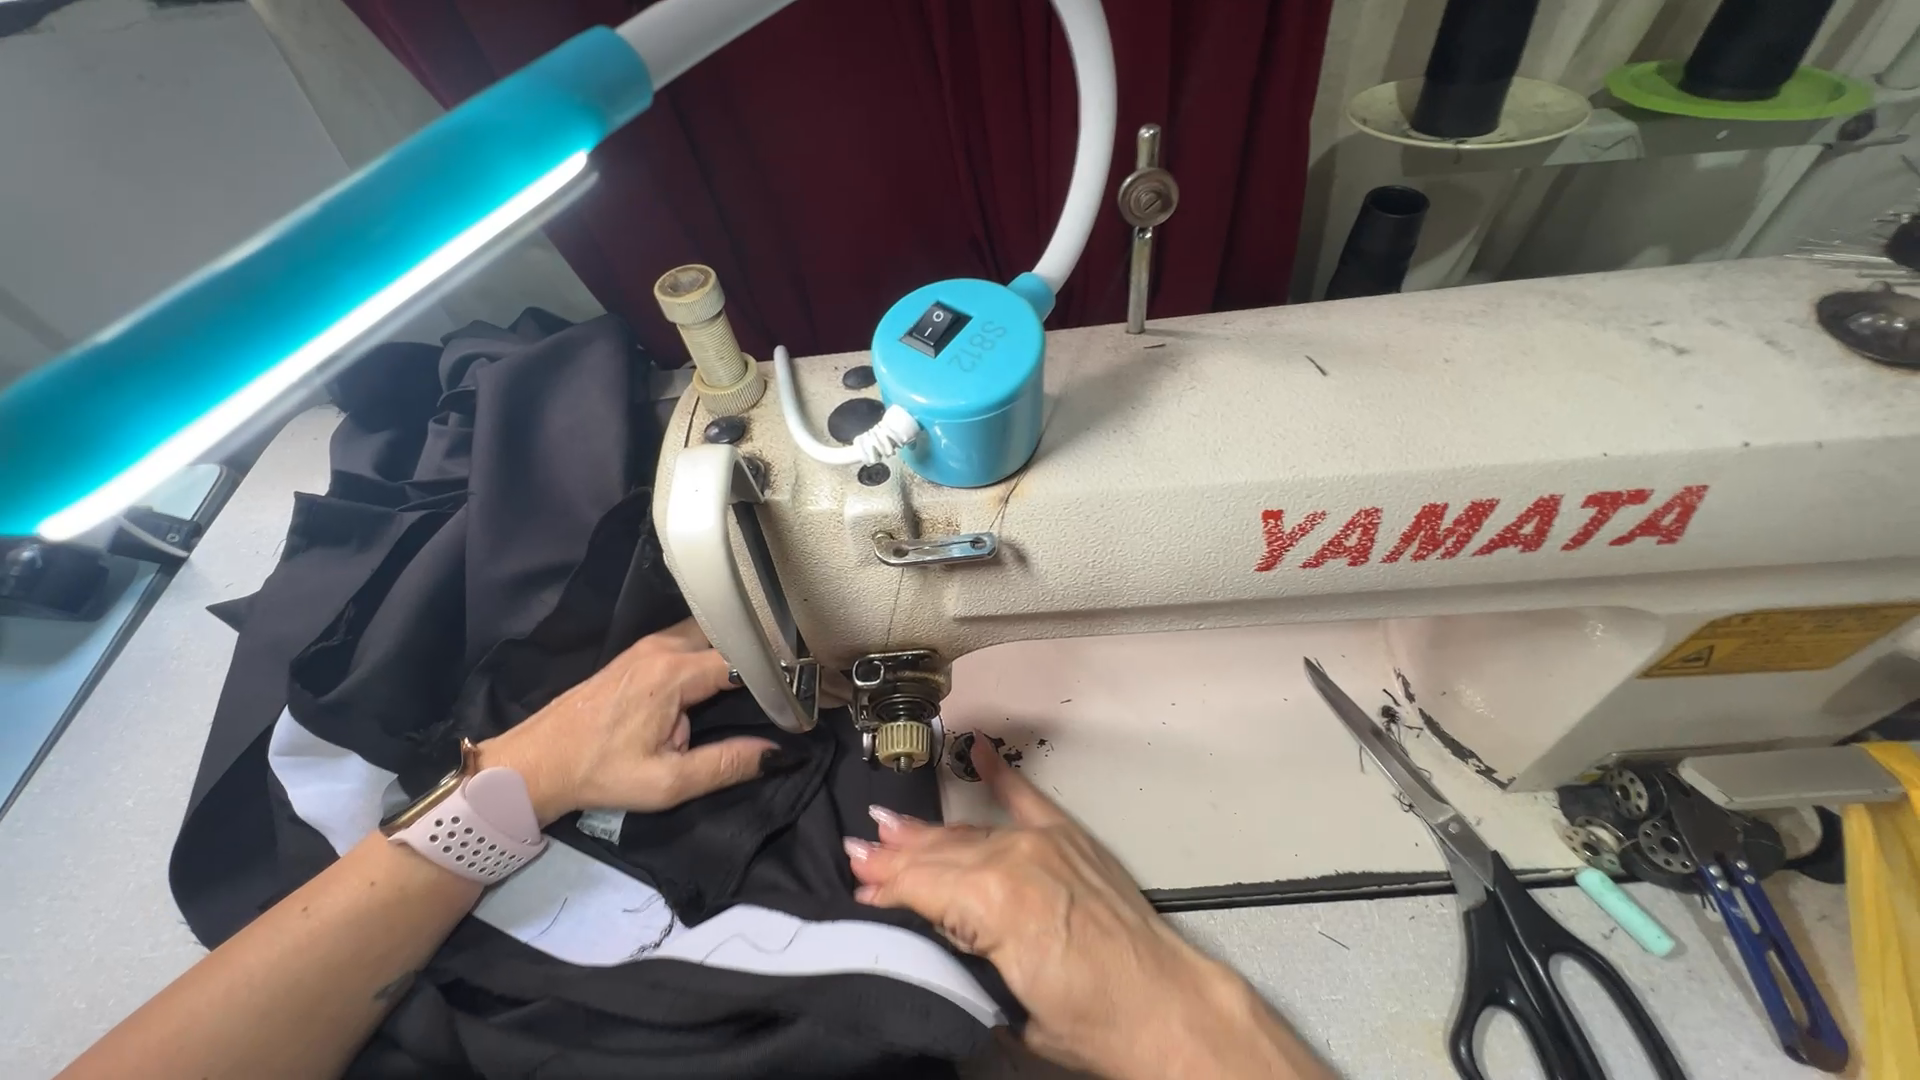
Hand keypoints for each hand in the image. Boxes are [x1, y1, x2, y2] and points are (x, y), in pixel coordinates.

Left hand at [479, 618, 773, 824]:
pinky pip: (692, 638)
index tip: (801, 691)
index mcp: (673, 673)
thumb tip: (780, 754)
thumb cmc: (599, 773)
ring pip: (710, 632)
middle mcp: (664, 647)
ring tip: (768, 672)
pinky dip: (716, 648)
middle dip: (761, 653)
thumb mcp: (667, 783)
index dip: (776, 674)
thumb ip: (727, 765)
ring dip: (738, 648)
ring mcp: (649, 644)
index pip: (743, 659)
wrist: (534, 762)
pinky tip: (729, 671)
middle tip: (790, 678)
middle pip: (729, 635)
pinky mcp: (640, 651)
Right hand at [843, 736, 1329, 1079]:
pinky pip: (1025, 798)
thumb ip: (964, 951)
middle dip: (895, 855)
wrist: (1165, 1006)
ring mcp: (1044, 843)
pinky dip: (1000, 774)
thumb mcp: (1007, 1000)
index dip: (887, 887)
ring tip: (890, 822)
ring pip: (969, 832)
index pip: (923, 887)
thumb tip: (930, 922)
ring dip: (928, 831)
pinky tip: (977, 750)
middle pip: (940, 855)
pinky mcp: (1069, 838)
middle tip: (858, 849)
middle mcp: (1015, 860)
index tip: (859, 883)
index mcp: (994, 904)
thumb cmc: (1093, 1020)